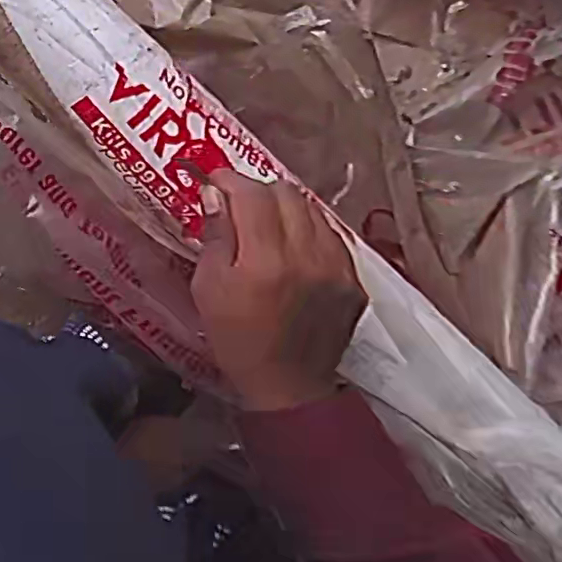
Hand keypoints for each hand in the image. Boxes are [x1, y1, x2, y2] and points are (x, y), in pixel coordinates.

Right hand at [190, 171, 367, 411]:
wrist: (286, 382)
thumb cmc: (233, 334)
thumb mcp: (207, 284)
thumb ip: (215, 235)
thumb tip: (214, 193)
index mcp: (265, 260)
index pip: (251, 194)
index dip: (229, 179)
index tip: (213, 180)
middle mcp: (308, 256)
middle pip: (285, 193)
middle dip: (255, 188)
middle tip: (234, 200)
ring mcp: (337, 267)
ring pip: (311, 208)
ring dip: (282, 205)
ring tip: (262, 218)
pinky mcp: (354, 280)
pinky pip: (330, 234)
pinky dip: (306, 227)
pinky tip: (289, 241)